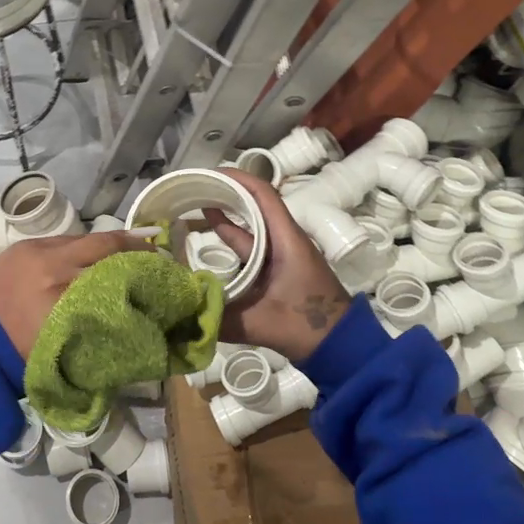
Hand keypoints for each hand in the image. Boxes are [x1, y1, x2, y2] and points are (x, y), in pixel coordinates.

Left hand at [0, 230, 148, 355]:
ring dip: (107, 246)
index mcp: (65, 302)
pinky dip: (81, 247)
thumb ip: (100, 336)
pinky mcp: (24, 245)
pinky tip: (93, 255)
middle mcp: (54, 268)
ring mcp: (37, 251)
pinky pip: (63, 241)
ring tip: (129, 253)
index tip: (165, 276)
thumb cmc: (18, 357)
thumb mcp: (65, 352)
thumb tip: (134, 328)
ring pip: (84, 240)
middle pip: (105, 247)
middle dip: (134, 249)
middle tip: (155, 256)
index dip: (144, 272)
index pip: (116, 277)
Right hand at [206, 169, 350, 361]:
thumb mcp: (261, 324)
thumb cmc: (306, 326)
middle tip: (195, 189)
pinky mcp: (281, 270)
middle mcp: (285, 241)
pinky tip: (212, 242)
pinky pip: (254, 247)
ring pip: (253, 227)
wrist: (342, 349)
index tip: (209, 174)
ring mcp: (284, 255)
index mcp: (286, 240)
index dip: (236, 179)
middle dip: (226, 193)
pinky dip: (233, 240)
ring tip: (196, 206)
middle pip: (255, 205)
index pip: (262, 195)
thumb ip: (221, 318)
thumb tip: (182, 312)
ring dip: (228, 216)